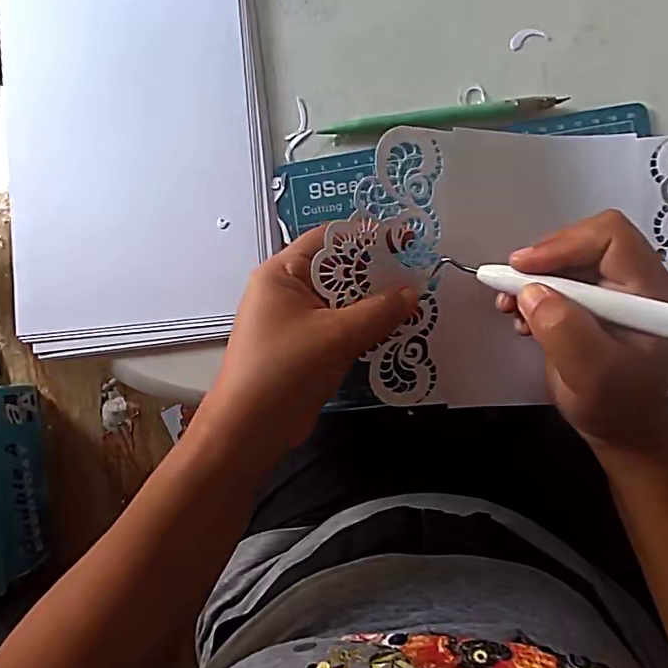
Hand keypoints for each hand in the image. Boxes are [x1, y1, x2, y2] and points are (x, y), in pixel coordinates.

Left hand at [202, 227, 417, 449]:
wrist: (250, 430)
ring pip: (343, 301)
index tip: (403, 240)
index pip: (327, 239)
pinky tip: (396, 329)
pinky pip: (342, 327)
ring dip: (375, 303)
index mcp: (281, 274)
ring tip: (415, 301)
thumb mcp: (335, 335)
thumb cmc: (281, 372)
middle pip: (338, 270)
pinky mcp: (308, 347)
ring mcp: (298, 321)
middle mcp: (287, 291)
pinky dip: (367, 326)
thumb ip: (379, 311)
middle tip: (417, 275)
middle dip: (377, 273)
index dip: (366, 236)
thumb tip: (412, 293)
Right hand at [493, 210, 667, 455]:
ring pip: (564, 258)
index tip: (526, 267)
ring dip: (531, 277)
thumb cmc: (615, 405)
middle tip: (511, 283)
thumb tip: (533, 292)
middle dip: (543, 260)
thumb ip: (565, 330)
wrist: (618, 430)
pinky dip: (530, 290)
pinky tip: (520, 315)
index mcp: (648, 292)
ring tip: (510, 303)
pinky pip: (555, 278)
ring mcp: (609, 292)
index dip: (565, 244)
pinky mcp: (587, 302)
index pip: (609, 238)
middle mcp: (632, 284)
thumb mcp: (591, 373)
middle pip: (583, 241)